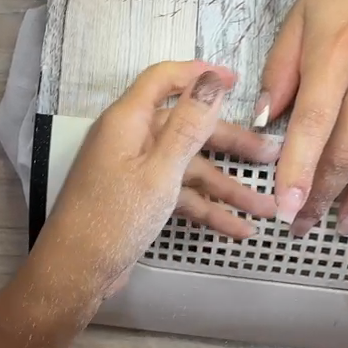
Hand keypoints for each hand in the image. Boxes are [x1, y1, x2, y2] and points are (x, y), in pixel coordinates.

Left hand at [36, 61, 278, 300]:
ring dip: (226, 189)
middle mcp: (130, 140)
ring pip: (188, 169)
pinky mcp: (138, 199)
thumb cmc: (114, 217)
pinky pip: (178, 195)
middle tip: (272, 155)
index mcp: (128, 121)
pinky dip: (206, 210)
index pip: (164, 80)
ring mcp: (134, 171)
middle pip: (187, 129)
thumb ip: (188, 125)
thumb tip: (210, 79)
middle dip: (231, 144)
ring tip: (267, 209)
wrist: (76, 271)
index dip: (200, 75)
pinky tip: (238, 230)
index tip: (237, 80)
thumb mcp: (160, 171)